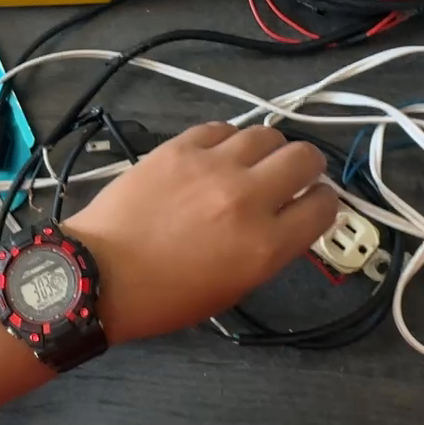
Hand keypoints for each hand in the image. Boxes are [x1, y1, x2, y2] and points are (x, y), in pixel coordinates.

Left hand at [59, 122, 338, 343]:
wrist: (100, 272)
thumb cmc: (166, 296)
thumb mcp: (233, 287)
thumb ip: (268, 249)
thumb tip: (284, 219)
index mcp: (265, 245)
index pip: (323, 206)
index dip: (324, 202)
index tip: (313, 202)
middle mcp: (247, 198)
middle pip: (304, 157)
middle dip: (307, 166)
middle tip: (293, 174)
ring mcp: (211, 166)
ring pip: (265, 134)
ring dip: (268, 148)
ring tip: (253, 161)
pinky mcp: (179, 147)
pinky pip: (219, 128)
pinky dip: (226, 139)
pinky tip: (216, 153)